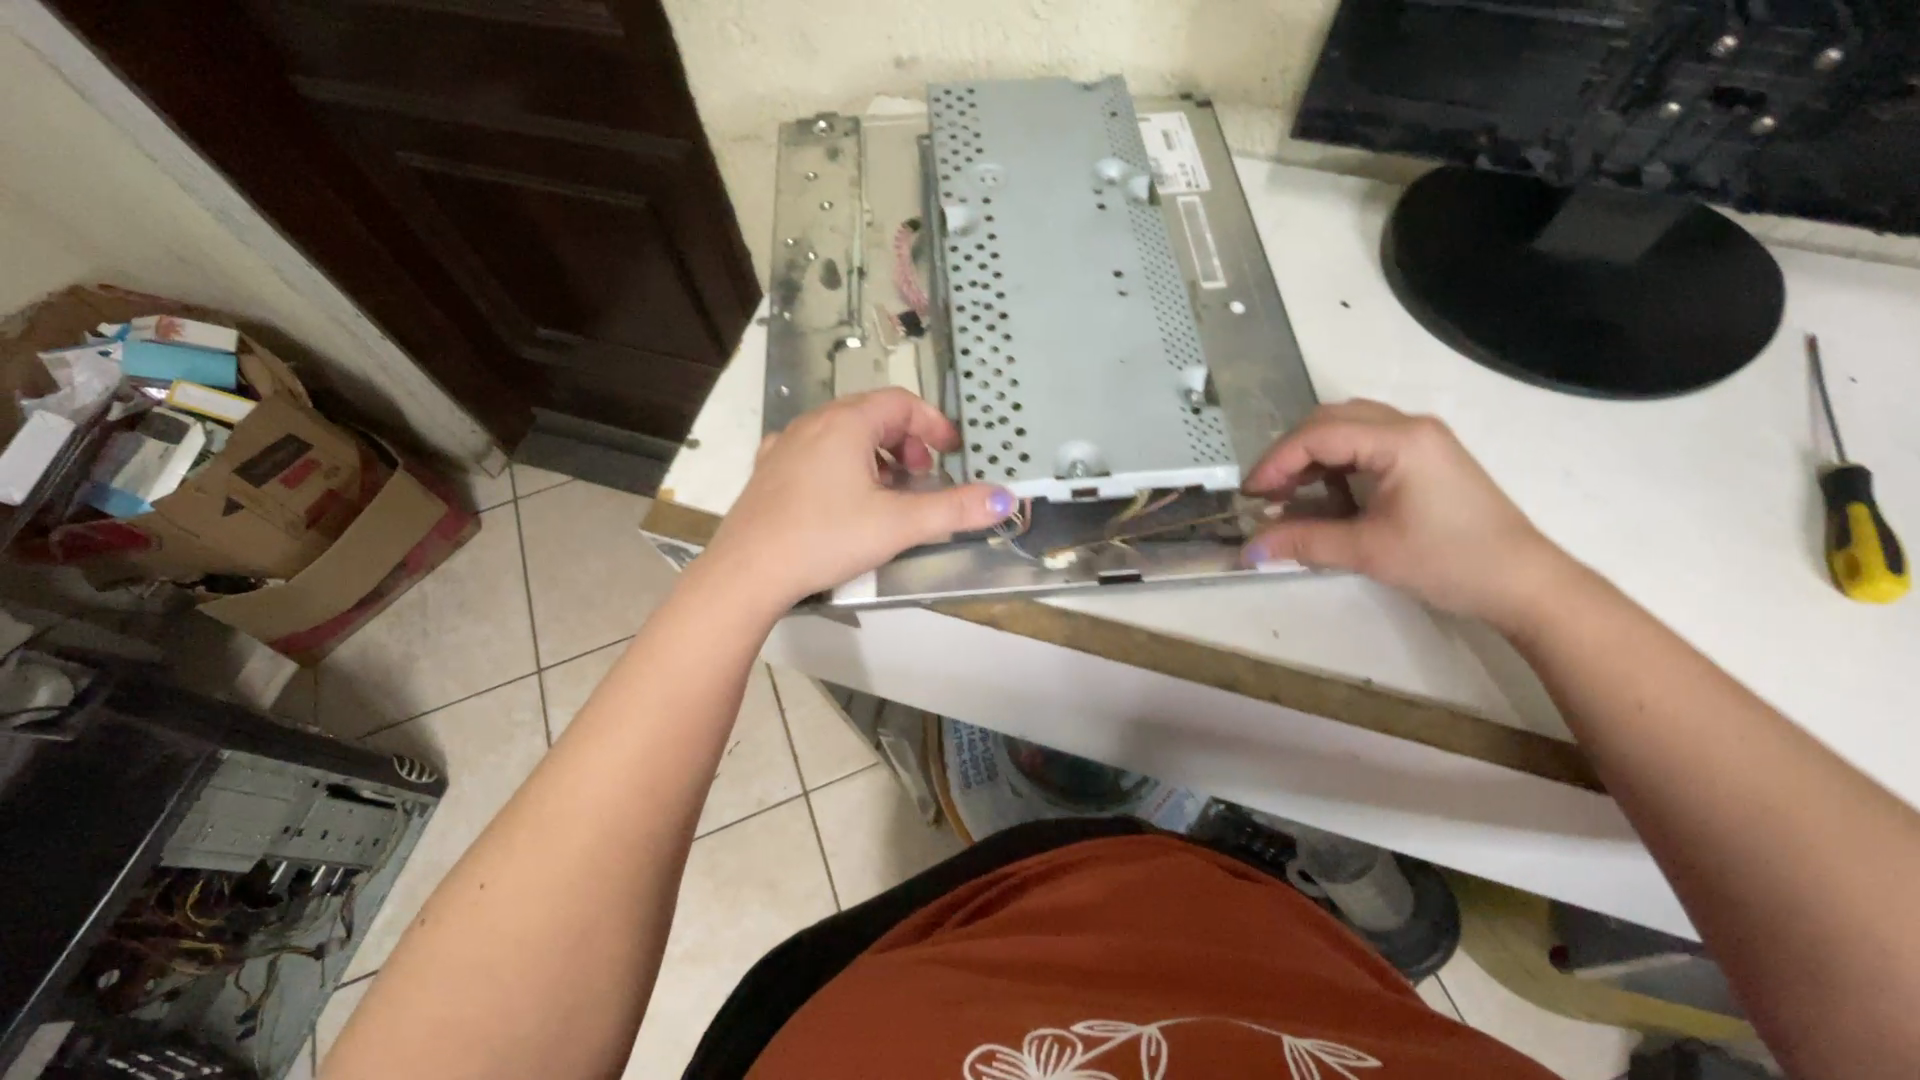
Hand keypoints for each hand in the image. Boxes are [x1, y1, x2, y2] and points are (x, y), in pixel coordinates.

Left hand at [701, 388, 1015, 608]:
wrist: (748, 572)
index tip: (951, 451)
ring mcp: (785, 446)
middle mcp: (813, 423)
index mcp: (846, 424)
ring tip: (888, 491)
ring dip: (874, 454)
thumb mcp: (898, 525)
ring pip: (841, 434)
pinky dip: (841, 465)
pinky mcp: (768, 472)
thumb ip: (954, 510)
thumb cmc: (825, 539)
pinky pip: (814, 453)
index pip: (901, 403)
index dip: (932, 423)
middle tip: (922, 474)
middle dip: (905, 440)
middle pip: (871, 415)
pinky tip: (843, 498)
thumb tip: (1005, 499)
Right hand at [1240, 400, 1573, 629]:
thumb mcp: (1368, 552)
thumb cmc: (1449, 562)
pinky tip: (1325, 493)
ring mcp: (1422, 439)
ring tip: (1289, 492)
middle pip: (1330, 420)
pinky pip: (1367, 442)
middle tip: (1265, 492)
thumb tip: (1247, 549)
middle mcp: (1411, 426)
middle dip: (1290, 453)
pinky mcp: (1426, 456)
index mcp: (1400, 440)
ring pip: (1348, 427)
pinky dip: (1336, 461)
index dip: (1276, 461)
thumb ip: (1303, 542)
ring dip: (1312, 454)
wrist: (1523, 581)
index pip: (1318, 434)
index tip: (1250, 494)